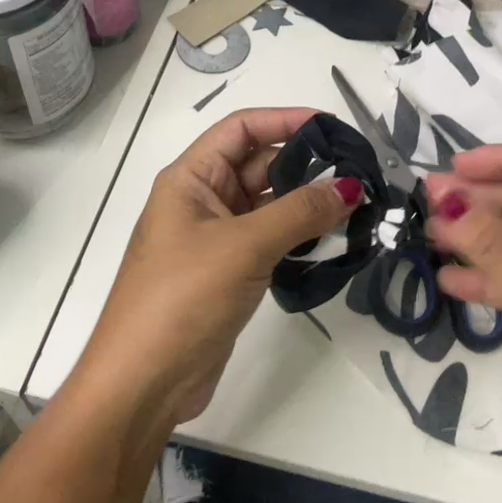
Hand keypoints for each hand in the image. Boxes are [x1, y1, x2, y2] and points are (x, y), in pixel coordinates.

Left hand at [76, 107, 359, 425]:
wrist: (143, 382)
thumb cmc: (182, 298)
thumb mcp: (243, 246)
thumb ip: (299, 212)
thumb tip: (350, 185)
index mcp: (190, 179)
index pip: (241, 129)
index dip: (285, 120)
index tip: (334, 127)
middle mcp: (202, 200)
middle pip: (259, 165)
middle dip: (306, 165)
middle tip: (359, 173)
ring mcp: (215, 239)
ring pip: (268, 204)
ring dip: (307, 203)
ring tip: (358, 205)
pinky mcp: (228, 273)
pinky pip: (270, 239)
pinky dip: (299, 236)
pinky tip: (334, 240)